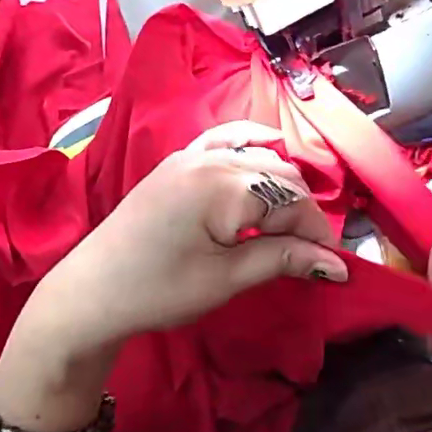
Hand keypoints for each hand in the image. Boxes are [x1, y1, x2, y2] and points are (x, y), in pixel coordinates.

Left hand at [21, 122, 348, 359]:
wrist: (93, 290)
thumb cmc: (158, 290)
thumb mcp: (225, 279)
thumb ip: (282, 259)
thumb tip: (337, 265)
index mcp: (223, 185)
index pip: (292, 201)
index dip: (316, 234)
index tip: (330, 266)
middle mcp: (210, 158)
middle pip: (279, 176)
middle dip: (301, 213)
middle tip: (308, 253)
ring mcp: (190, 154)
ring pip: (257, 156)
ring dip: (281, 184)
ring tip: (288, 224)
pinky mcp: (177, 161)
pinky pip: (225, 140)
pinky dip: (251, 147)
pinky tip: (266, 154)